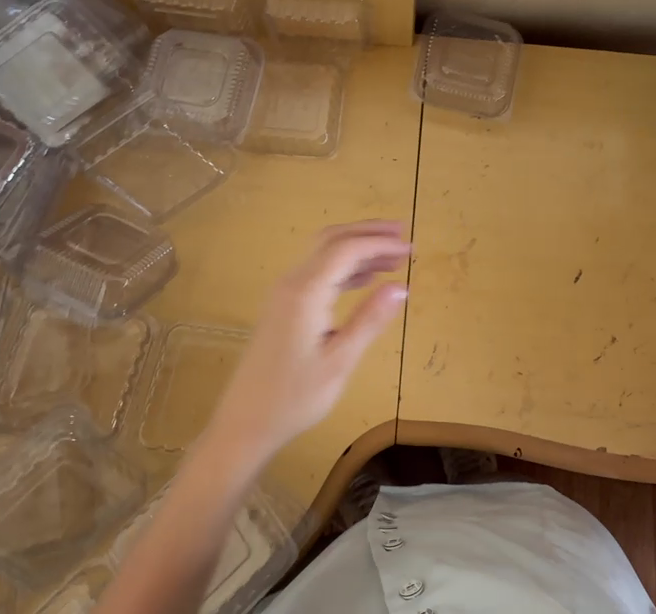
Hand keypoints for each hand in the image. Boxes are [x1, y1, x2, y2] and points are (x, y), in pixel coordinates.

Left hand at [206, 220, 411, 460]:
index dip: (380, 242)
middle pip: (332, 239)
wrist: (245, 423)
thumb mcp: (340, 362)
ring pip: (323, 253)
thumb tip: (402, 286)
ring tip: (393, 257)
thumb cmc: (294, 397)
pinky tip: (367, 278)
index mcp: (306, 292)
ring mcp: (284, 293)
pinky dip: (344, 267)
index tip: (410, 248)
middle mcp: (292, 283)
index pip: (347, 249)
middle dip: (368, 232)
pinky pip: (317, 271)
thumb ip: (370, 320)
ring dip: (357, 248)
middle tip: (403, 235)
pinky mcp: (283, 306)